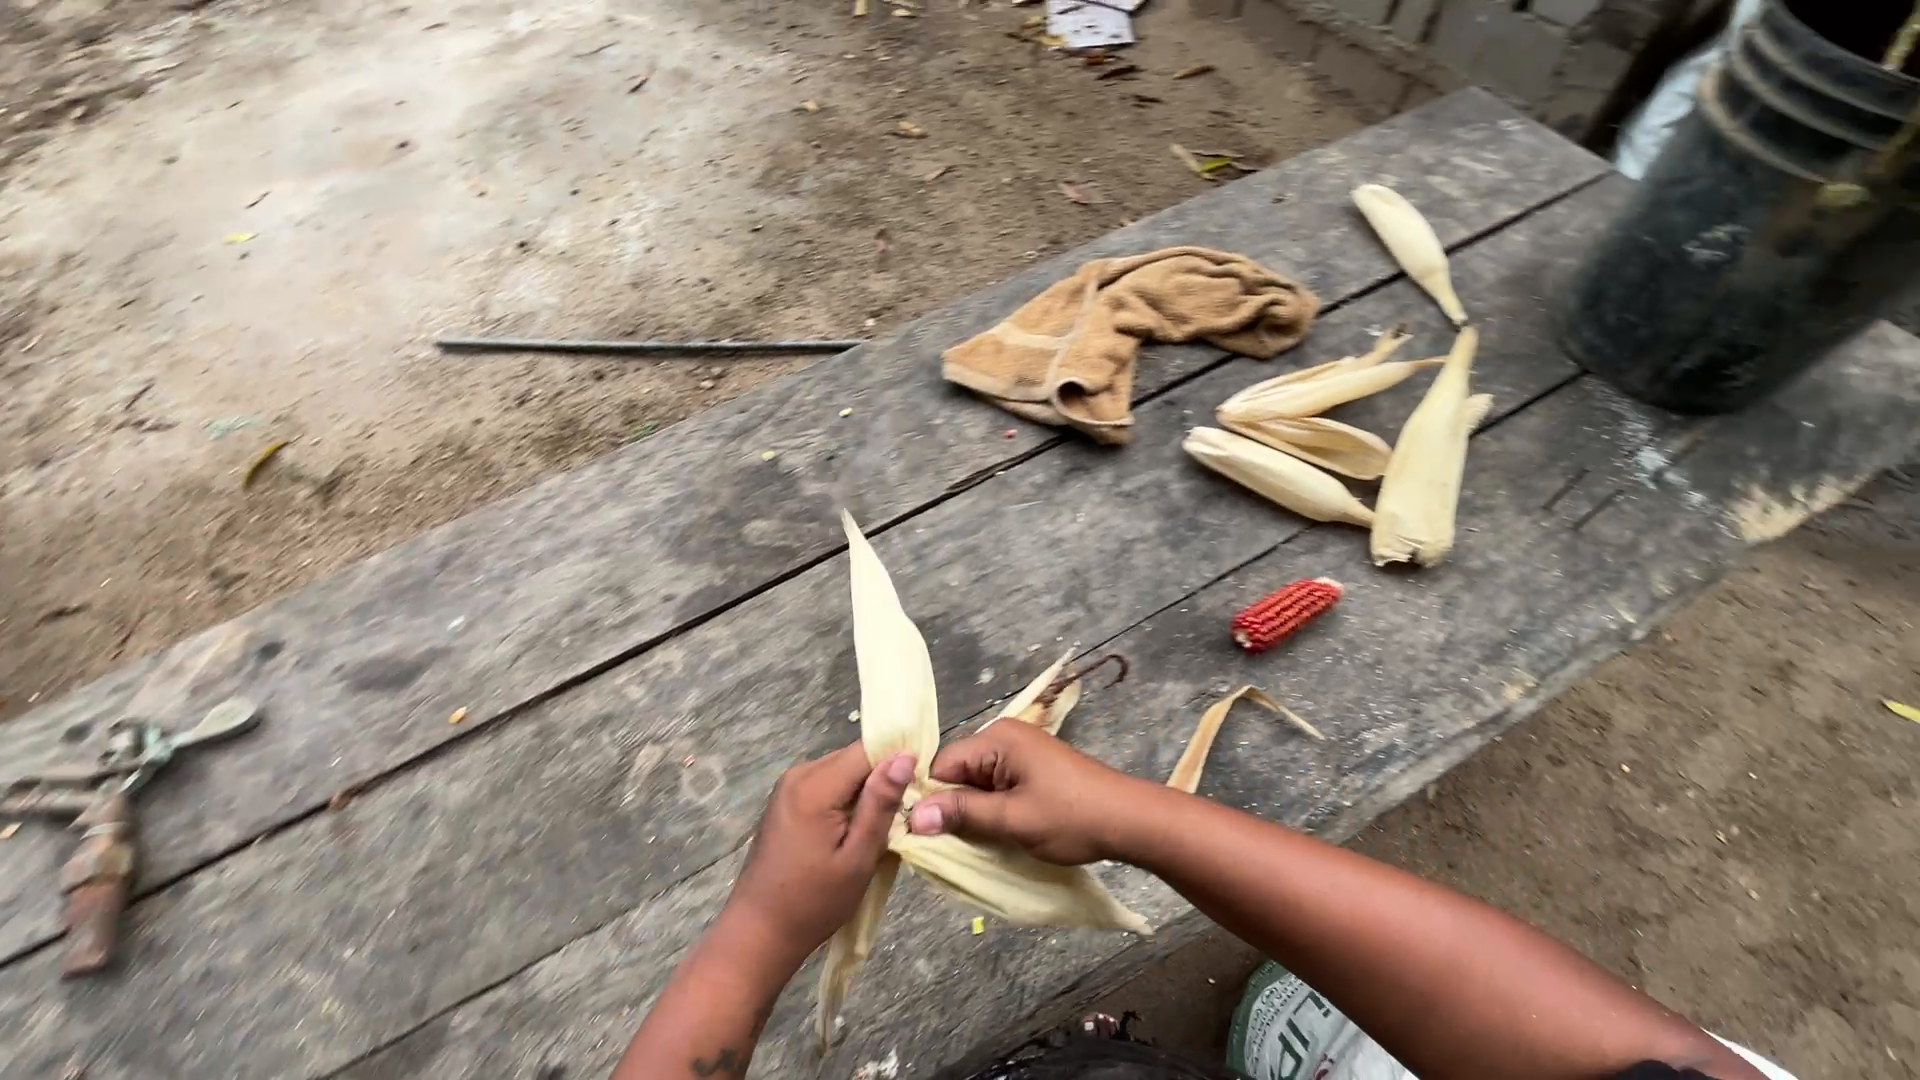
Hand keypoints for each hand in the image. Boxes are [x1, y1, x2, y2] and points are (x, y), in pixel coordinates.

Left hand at [723, 743, 913, 965]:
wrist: (759, 931)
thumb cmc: (813, 902)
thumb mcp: (858, 857)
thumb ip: (881, 803)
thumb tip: (906, 756)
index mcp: (815, 786)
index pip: (869, 749)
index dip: (897, 762)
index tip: (918, 790)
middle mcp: (799, 774)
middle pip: (855, 757)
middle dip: (881, 779)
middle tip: (901, 816)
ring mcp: (789, 785)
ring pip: (844, 769)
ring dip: (865, 791)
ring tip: (878, 827)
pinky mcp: (787, 798)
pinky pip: (828, 782)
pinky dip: (847, 798)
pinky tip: (852, 830)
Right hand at [906, 720, 1161, 864]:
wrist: (1130, 820)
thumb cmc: (1072, 817)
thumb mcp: (1012, 820)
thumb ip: (963, 814)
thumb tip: (913, 817)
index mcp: (998, 738)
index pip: (942, 764)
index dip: (930, 798)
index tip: (921, 834)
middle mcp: (1005, 737)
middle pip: (958, 771)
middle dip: (952, 805)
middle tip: (948, 844)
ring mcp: (1020, 752)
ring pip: (976, 782)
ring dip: (973, 811)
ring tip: (973, 841)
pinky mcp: (1032, 768)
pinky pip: (996, 786)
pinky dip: (992, 809)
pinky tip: (996, 832)